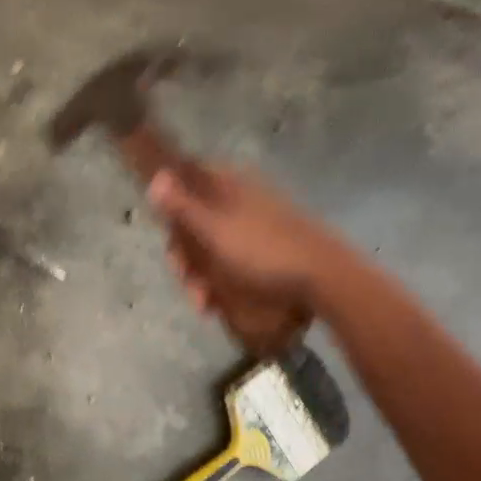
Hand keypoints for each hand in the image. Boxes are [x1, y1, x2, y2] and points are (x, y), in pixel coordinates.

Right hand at [148, 166, 351, 354]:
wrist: (324, 277)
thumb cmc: (262, 251)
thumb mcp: (213, 230)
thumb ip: (182, 206)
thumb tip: (156, 177)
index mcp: (230, 186)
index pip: (188, 180)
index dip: (171, 204)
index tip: (164, 230)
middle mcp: (241, 199)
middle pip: (196, 219)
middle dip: (184, 254)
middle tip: (183, 277)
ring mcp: (256, 225)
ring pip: (212, 245)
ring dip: (200, 275)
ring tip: (203, 301)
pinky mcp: (268, 249)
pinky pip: (232, 262)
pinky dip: (221, 281)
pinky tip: (217, 303)